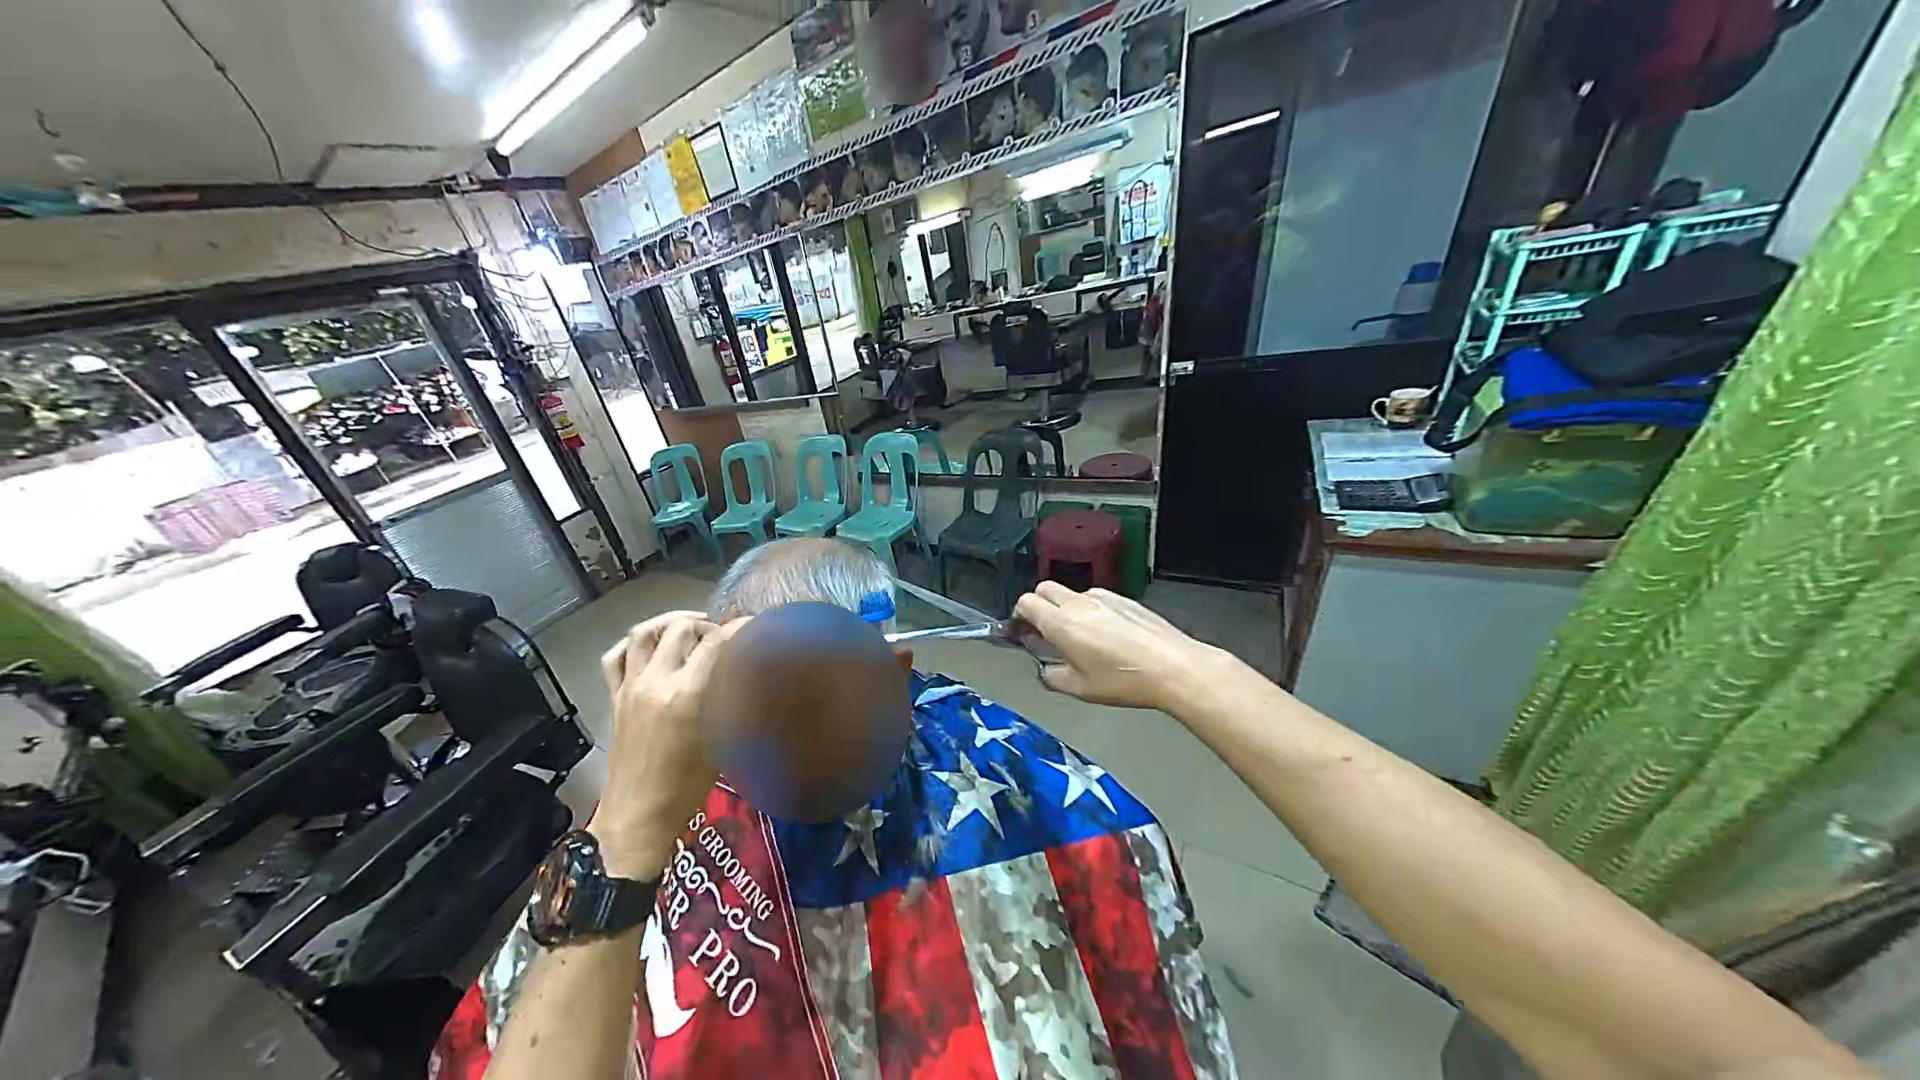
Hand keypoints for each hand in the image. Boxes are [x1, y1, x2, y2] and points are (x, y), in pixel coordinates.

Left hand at [588, 611, 743, 877]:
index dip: (739, 628)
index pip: (715, 643)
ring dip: (671, 622)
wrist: (638, 814)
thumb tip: (754, 672)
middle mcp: (656, 682)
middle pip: (681, 629)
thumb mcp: (723, 741)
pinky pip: (615, 655)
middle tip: (723, 636)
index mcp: (687, 694)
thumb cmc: (688, 784)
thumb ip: (735, 700)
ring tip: (690, 628)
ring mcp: (630, 687)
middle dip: (707, 625)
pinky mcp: (614, 697)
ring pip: (644, 632)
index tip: (755, 625)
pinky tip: (651, 644)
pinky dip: (633, 642)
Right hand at [1013, 582, 1248, 711]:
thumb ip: (1052, 676)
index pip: (1026, 602)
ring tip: (1078, 637)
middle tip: (1044, 631)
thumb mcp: (1080, 689)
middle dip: (1038, 606)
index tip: (1022, 631)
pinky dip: (1091, 610)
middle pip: (1045, 589)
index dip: (1019, 616)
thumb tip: (1045, 670)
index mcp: (1062, 623)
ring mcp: (1104, 598)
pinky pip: (1097, 599)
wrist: (1174, 668)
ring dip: (1066, 609)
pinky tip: (1105, 636)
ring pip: (1072, 593)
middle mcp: (1080, 603)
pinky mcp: (1125, 600)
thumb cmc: (1128, 680)